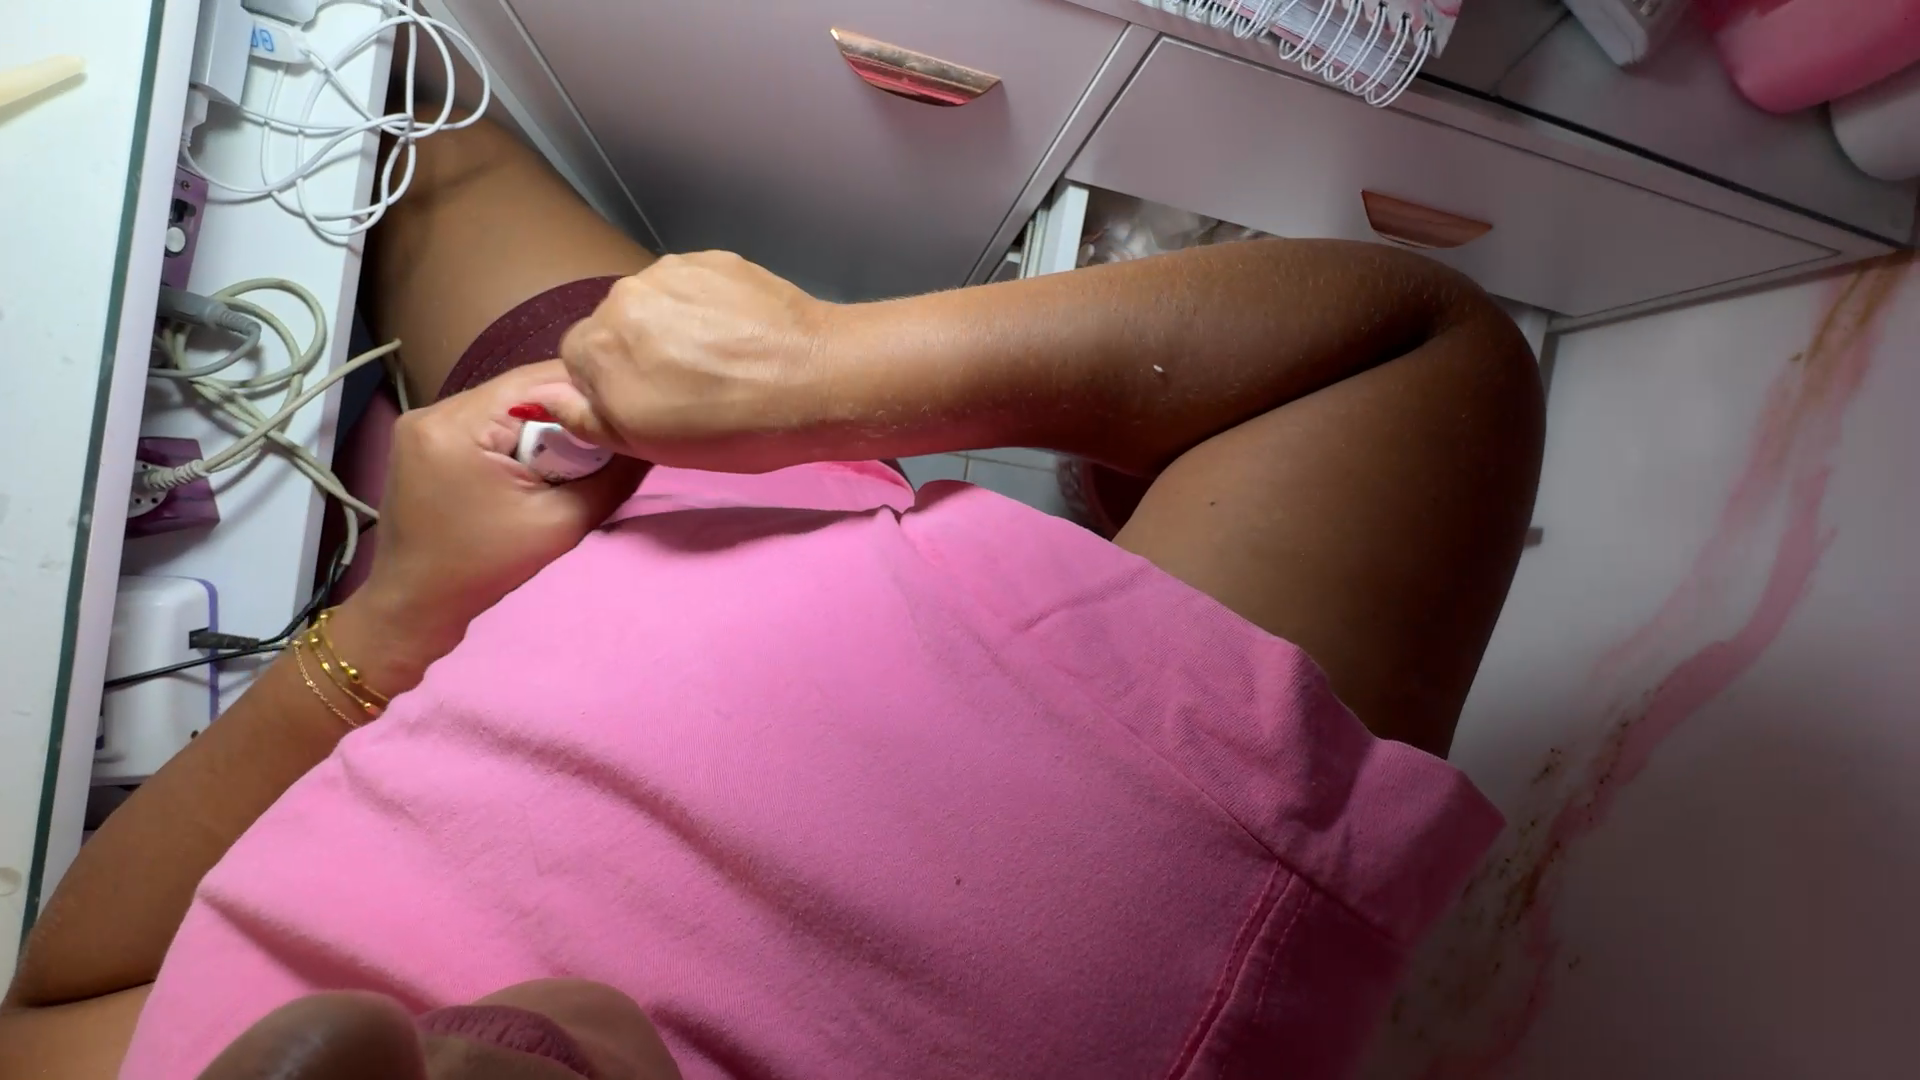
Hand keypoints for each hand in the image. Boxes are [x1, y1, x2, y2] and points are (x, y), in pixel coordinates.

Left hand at [344, 360, 646, 683]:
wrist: (418, 603)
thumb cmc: (487, 566)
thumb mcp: (564, 523)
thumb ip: (612, 479)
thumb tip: (647, 444)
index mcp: (458, 424)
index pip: (540, 379)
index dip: (590, 394)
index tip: (624, 418)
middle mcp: (435, 409)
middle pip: (523, 388)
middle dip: (570, 412)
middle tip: (606, 441)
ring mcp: (425, 422)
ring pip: (509, 403)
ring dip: (548, 424)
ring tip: (577, 456)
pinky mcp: (427, 439)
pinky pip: (490, 420)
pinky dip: (522, 435)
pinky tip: (542, 463)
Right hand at [526, 251, 841, 471]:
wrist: (815, 381)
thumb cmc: (734, 426)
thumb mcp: (652, 445)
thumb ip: (589, 419)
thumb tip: (545, 398)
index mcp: (595, 347)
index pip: (580, 362)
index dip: (619, 388)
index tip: (658, 405)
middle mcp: (622, 298)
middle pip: (616, 326)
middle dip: (644, 352)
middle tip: (696, 385)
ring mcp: (671, 272)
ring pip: (657, 303)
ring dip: (677, 326)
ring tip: (726, 360)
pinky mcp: (714, 259)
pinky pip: (696, 286)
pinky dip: (711, 307)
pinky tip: (744, 334)